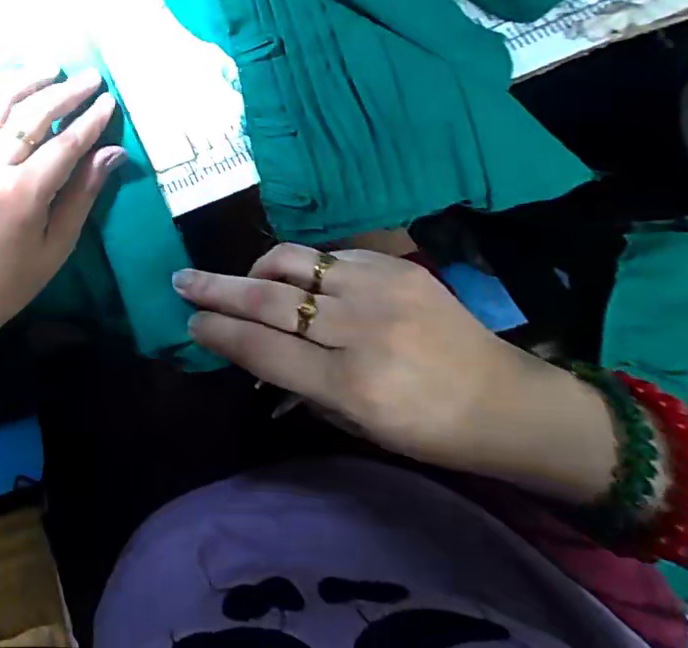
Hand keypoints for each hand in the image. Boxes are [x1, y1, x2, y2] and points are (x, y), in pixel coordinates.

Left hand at [0, 69, 125, 366]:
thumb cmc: (10, 281)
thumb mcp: (57, 245)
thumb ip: (83, 193)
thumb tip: (113, 152)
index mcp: (21, 194)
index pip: (65, 143)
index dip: (91, 119)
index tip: (110, 100)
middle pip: (32, 115)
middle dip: (66, 92)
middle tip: (92, 77)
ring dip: (23, 80)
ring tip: (50, 68)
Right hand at [175, 244, 620, 502]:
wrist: (505, 399)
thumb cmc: (428, 430)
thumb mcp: (357, 425)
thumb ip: (300, 386)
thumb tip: (251, 352)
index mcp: (351, 383)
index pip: (264, 347)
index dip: (219, 332)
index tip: (190, 322)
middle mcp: (361, 329)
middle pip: (268, 299)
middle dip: (217, 290)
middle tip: (182, 280)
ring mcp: (380, 289)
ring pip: (295, 262)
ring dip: (257, 267)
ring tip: (240, 277)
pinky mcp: (398, 265)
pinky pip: (331, 256)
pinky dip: (303, 266)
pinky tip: (296, 278)